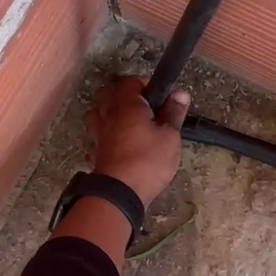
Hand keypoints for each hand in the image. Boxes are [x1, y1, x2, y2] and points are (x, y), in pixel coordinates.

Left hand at [86, 76, 188, 205]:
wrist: (119, 193)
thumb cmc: (148, 160)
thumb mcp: (169, 136)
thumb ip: (173, 113)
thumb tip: (180, 93)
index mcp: (126, 105)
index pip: (131, 81)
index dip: (146, 85)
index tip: (161, 98)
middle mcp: (108, 114)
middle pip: (108, 93)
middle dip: (124, 95)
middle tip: (144, 108)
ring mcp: (98, 132)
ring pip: (98, 111)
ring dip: (111, 111)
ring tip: (129, 122)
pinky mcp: (95, 150)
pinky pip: (98, 132)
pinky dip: (107, 131)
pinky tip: (120, 141)